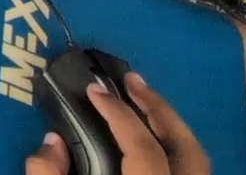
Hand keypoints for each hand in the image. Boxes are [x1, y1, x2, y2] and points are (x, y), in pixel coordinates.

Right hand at [24, 74, 209, 174]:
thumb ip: (47, 174)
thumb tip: (52, 141)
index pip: (145, 149)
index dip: (119, 115)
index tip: (93, 90)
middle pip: (189, 151)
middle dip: (161, 110)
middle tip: (133, 79)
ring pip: (198, 161)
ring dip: (172, 126)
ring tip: (145, 99)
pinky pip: (191, 171)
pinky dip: (174, 147)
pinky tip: (153, 137)